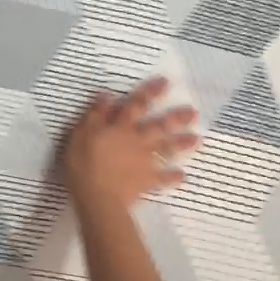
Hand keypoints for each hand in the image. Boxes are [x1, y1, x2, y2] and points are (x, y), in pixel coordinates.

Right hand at [64, 78, 199, 213]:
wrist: (98, 196)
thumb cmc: (84, 162)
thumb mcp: (82, 133)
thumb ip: (96, 114)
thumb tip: (108, 95)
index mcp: (121, 128)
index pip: (136, 106)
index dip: (150, 94)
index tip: (166, 83)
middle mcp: (137, 141)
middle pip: (159, 127)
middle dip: (176, 119)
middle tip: (194, 113)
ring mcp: (144, 162)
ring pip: (166, 150)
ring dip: (182, 144)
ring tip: (197, 139)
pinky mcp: (147, 182)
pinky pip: (163, 179)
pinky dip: (174, 178)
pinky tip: (183, 176)